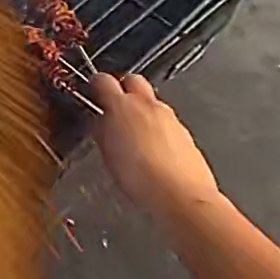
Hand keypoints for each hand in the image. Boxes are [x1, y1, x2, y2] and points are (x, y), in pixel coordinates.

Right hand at [90, 72, 218, 219]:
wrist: (183, 198)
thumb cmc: (142, 180)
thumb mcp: (108, 157)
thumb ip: (102, 132)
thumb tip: (101, 124)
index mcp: (121, 105)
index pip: (103, 80)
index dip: (97, 84)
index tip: (95, 91)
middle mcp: (146, 104)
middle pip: (132, 80)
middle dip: (124, 88)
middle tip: (117, 108)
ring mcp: (169, 116)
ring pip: (152, 101)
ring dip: (143, 111)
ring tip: (137, 137)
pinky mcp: (185, 132)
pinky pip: (168, 121)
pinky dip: (160, 129)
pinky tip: (157, 151)